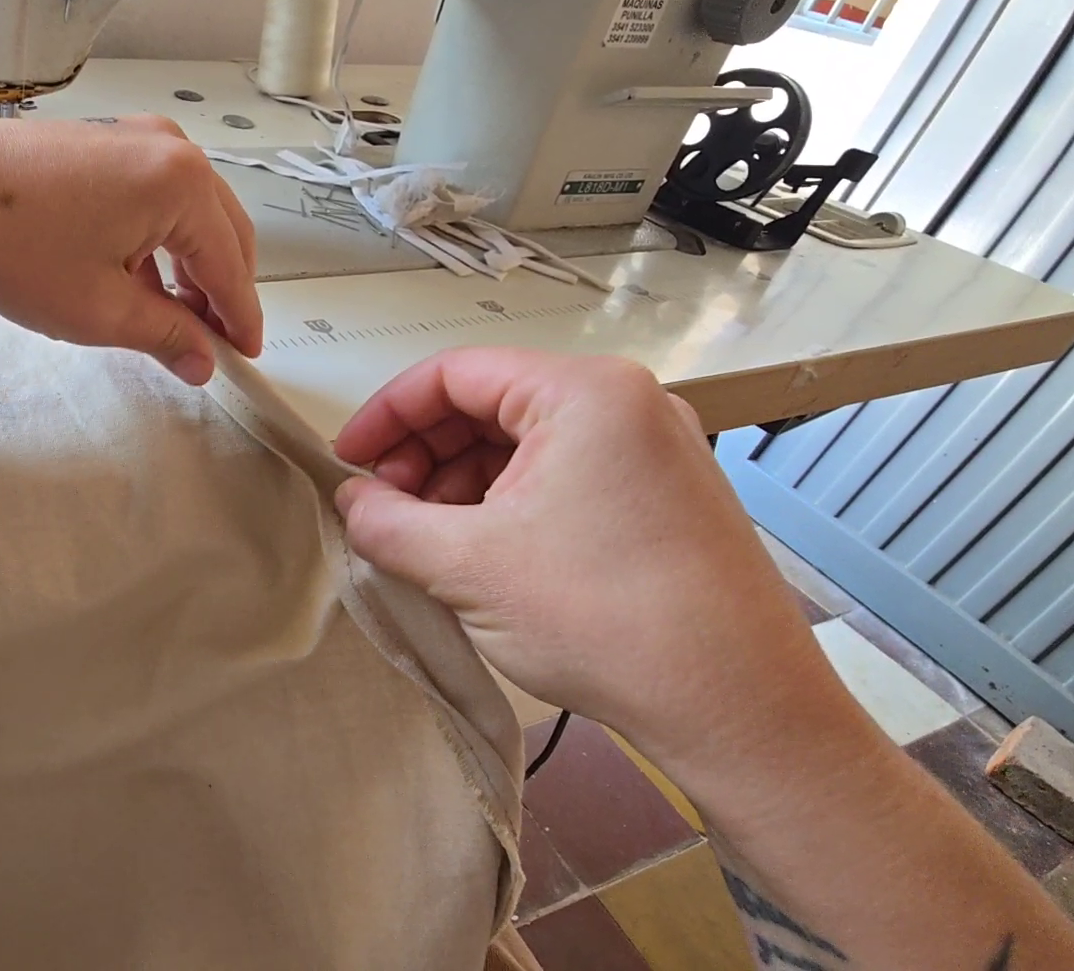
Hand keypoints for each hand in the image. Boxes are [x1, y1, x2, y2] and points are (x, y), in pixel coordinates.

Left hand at [0, 115, 260, 384]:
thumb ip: (165, 337)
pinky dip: (162, 240)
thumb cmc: (13, 244)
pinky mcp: (108, 141)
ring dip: (191, 266)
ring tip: (175, 317)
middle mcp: (169, 149)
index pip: (231, 265)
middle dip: (221, 290)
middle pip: (222, 232)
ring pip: (192, 215)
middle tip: (212, 340)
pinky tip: (145, 279)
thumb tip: (200, 359)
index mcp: (180, 184)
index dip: (240, 317)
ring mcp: (137, 138)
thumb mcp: (100, 311)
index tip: (245, 351)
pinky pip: (158, 196)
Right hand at [331, 349, 850, 765]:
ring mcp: (645, 451)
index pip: (452, 374)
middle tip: (383, 508)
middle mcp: (623, 405)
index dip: (385, 414)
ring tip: (422, 538)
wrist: (742, 715)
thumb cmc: (606, 621)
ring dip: (454, 484)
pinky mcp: (654, 497)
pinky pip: (552, 476)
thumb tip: (351, 501)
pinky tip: (471, 550)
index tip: (347, 460)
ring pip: (515, 444)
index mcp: (584, 393)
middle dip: (420, 455)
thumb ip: (385, 521)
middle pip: (484, 405)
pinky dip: (497, 504)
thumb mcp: (466, 565)